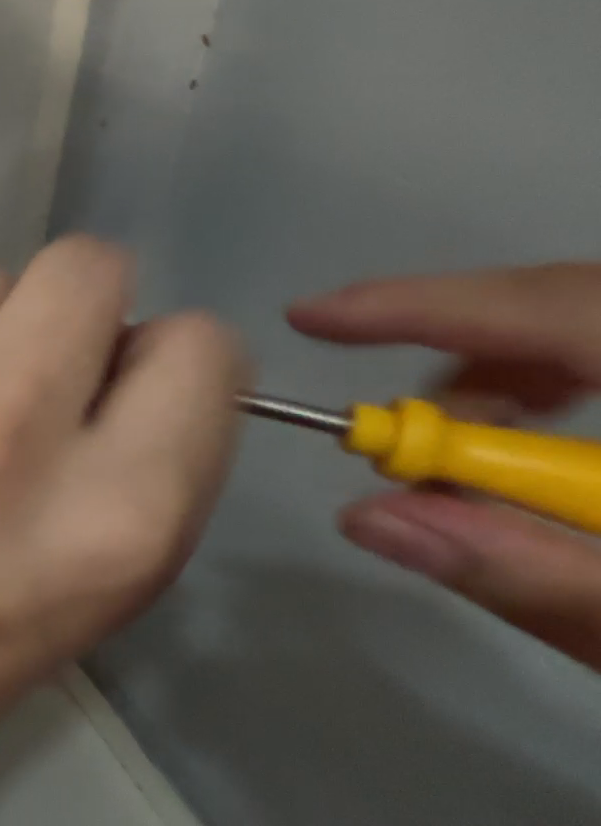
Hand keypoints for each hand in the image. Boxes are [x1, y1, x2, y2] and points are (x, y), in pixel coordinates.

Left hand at [0, 237, 245, 820]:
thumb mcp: (86, 603)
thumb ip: (136, 476)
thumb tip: (130, 364)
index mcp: (108, 513)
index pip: (199, 349)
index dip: (169, 362)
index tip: (125, 384)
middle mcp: (1, 428)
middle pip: (83, 268)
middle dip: (80, 305)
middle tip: (37, 364)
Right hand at [290, 263, 600, 668]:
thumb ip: (547, 580)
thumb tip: (371, 517)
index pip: (569, 311)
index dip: (427, 305)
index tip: (312, 318)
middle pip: (582, 309)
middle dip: (472, 369)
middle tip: (410, 444)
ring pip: (600, 329)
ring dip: (517, 387)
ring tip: (481, 468)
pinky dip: (569, 391)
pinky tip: (558, 453)